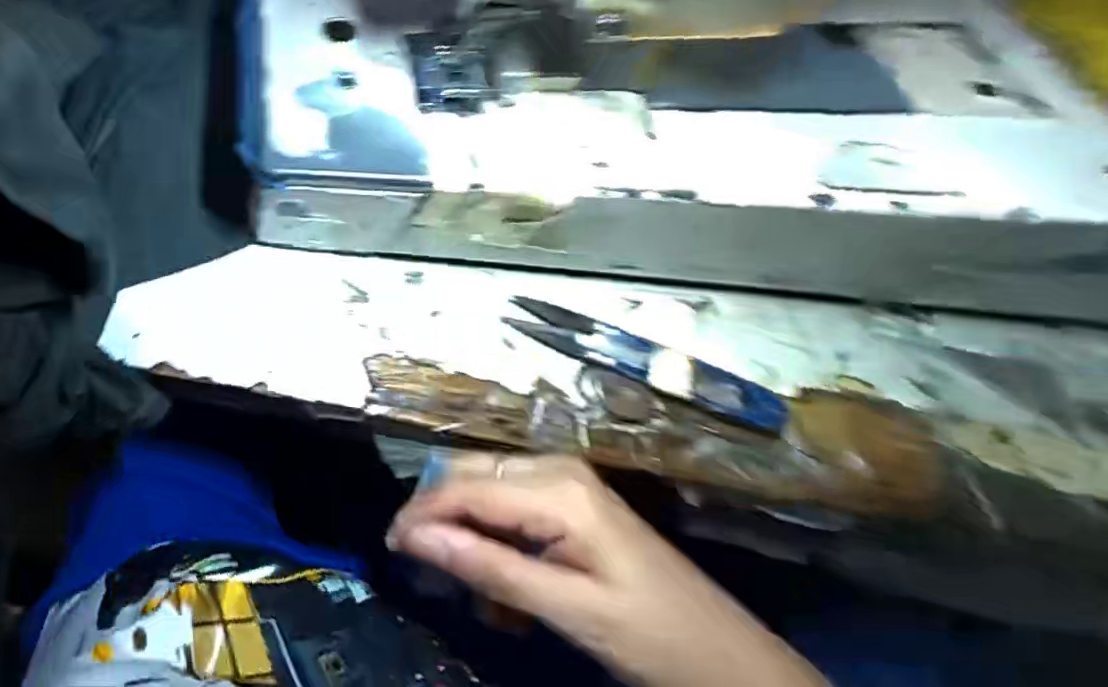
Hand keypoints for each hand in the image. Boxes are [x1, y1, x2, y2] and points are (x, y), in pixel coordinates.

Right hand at [388, 454, 826, 686]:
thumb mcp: (571, 611)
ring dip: (464, 533)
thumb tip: (412, 537)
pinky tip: (500, 587)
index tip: (391, 548)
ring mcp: (562, 479)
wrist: (741, 666)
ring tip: (468, 591)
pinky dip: (490, 540)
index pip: (462, 487)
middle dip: (437, 518)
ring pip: (479, 487)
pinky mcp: (567, 498)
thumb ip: (489, 568)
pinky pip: (504, 503)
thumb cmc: (659, 640)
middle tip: (421, 568)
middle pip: (466, 475)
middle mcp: (553, 467)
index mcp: (556, 488)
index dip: (419, 513)